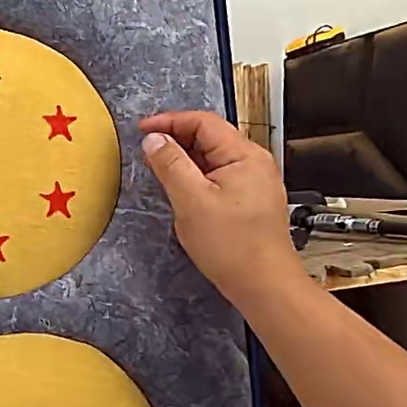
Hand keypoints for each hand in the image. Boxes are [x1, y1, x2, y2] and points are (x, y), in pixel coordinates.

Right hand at [139, 111, 306, 302]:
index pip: (203, 122)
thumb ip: (171, 165)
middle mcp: (254, 163)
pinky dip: (195, 176)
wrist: (264, 284)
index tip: (142, 129)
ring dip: (184, 159)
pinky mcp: (249, 200)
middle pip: (209, 137)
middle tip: (146, 150)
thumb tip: (154, 139)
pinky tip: (181, 189)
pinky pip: (217, 176)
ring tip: (159, 169)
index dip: (169, 121)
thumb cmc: (232, 246)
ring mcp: (254, 182)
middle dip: (175, 139)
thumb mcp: (191, 201)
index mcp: (244, 155)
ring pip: (212, 158)